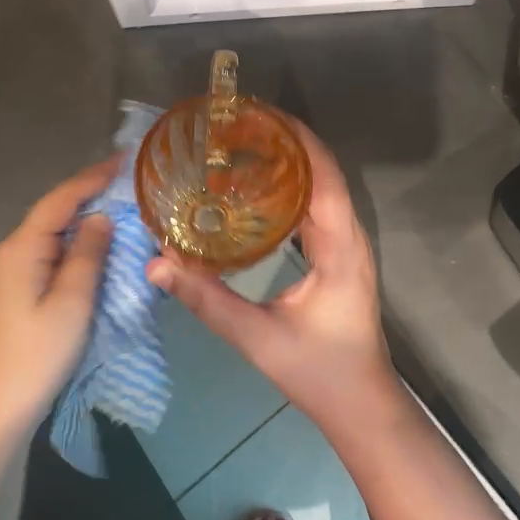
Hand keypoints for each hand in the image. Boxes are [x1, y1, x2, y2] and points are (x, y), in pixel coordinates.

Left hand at [0, 160, 117, 432]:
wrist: (2, 407)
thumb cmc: (39, 354)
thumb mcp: (72, 301)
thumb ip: (88, 253)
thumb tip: (103, 217)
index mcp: (23, 247)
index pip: (62, 198)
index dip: (94, 177)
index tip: (128, 159)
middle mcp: (16, 250)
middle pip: (58, 209)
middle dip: (93, 191)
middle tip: (135, 180)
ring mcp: (18, 269)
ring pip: (58, 230)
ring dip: (90, 216)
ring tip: (128, 204)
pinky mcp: (24, 287)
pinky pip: (56, 249)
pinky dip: (82, 240)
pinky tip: (105, 241)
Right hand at [145, 119, 401, 435]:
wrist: (361, 405)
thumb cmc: (318, 371)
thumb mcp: (258, 338)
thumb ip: (207, 299)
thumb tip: (157, 264)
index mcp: (340, 246)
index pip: (323, 175)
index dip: (296, 139)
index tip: (258, 114)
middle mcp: (349, 235)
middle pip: (323, 172)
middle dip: (286, 142)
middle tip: (238, 126)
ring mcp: (348, 245)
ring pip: (322, 188)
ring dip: (290, 163)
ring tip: (244, 147)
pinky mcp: (340, 256)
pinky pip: (318, 208)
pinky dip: (292, 189)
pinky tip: (258, 190)